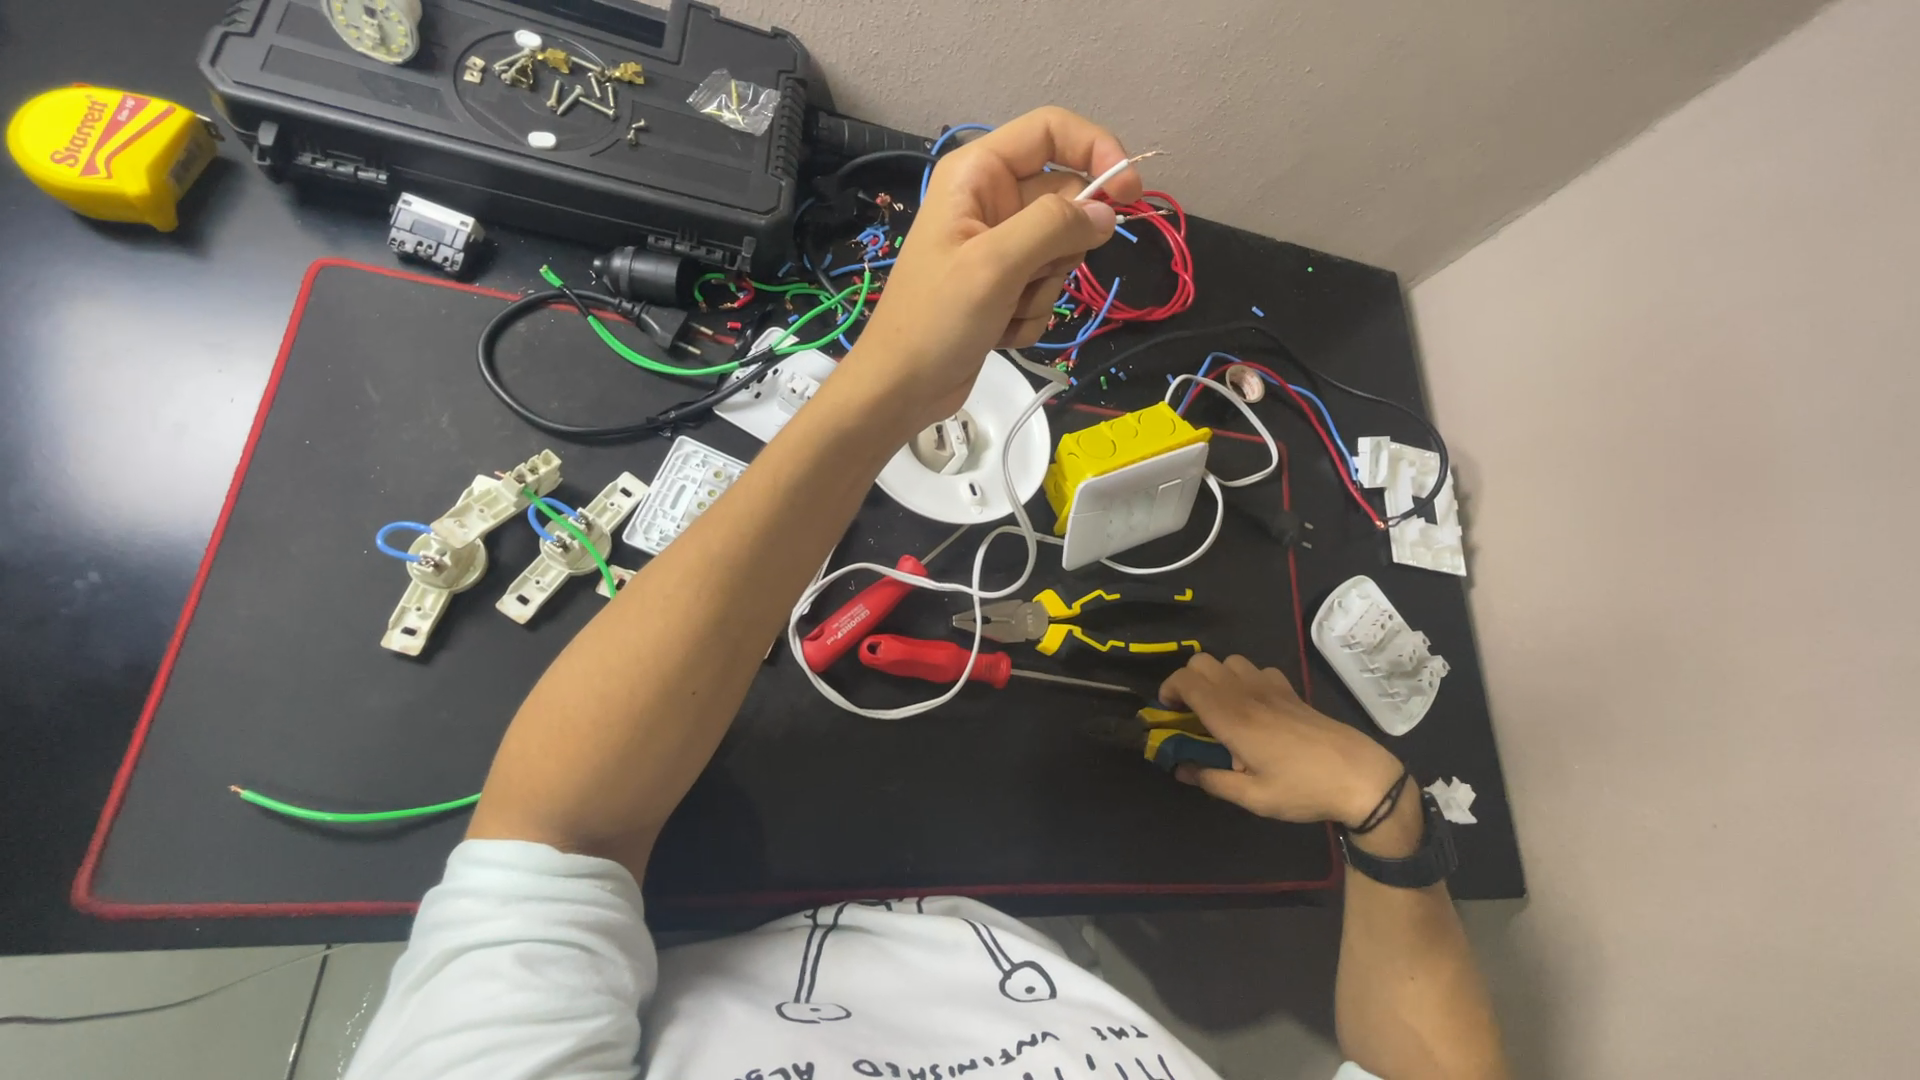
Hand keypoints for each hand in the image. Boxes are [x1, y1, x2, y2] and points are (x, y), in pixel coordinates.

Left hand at [838, 107, 1143, 430]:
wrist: (901, 387)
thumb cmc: (937, 319)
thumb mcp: (996, 263)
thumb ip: (1055, 226)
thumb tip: (1108, 213)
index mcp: (978, 174)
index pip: (1051, 131)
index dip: (1096, 150)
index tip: (1129, 194)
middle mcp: (989, 202)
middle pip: (1063, 200)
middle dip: (1060, 248)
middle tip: (1031, 276)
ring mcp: (996, 249)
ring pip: (1058, 253)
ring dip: (1043, 290)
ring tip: (1004, 310)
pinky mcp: (1001, 289)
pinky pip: (1043, 290)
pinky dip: (1030, 315)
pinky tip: (998, 331)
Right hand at [1158, 654, 1406, 827]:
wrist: (1361, 777)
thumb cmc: (1303, 789)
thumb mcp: (1253, 797)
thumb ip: (1211, 781)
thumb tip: (1181, 769)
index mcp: (1231, 717)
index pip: (1185, 680)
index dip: (1168, 689)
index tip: (1168, 712)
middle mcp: (1246, 693)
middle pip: (1201, 662)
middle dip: (1186, 681)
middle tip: (1190, 711)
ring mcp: (1270, 687)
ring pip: (1229, 661)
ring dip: (1216, 677)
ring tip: (1220, 707)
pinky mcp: (1291, 690)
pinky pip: (1257, 669)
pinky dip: (1245, 679)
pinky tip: (1254, 705)